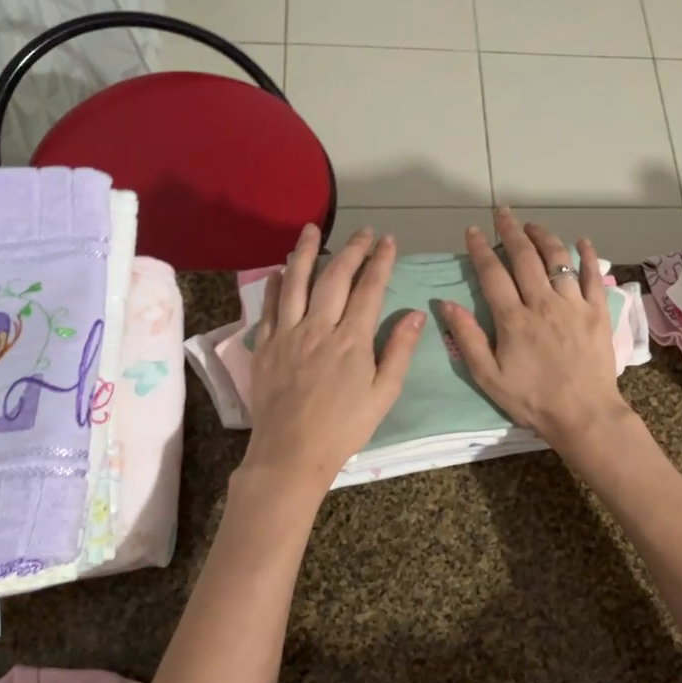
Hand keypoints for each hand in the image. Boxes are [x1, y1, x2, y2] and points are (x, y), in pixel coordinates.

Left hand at [239, 225, 423, 487]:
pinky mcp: (265, 346)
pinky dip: (276, 284)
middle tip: (364, 231)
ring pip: (297, 283)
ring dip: (307, 252)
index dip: (380, 261)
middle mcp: (318, 328)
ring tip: (313, 229)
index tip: (389, 241)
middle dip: (352, 250)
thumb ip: (398, 351)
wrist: (291, 453)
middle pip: (335, 277)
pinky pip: (269, 307)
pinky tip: (282, 270)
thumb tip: (416, 314)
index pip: (369, 289)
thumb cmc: (345, 428)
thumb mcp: (383, 394)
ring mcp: (287, 334)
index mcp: (351, 340)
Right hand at [439, 206, 634, 451]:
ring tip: (532, 226)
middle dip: (510, 230)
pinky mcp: (597, 312)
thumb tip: (446, 303)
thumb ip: (468, 338)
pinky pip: (593, 276)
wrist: (584, 416)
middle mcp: (543, 303)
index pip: (493, 273)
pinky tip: (581, 241)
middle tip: (502, 213)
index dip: (480, 249)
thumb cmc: (532, 401)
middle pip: (525, 257)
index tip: (472, 231)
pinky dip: (587, 255)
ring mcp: (574, 305)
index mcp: (514, 319)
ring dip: (543, 237)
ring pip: (558, 259)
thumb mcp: (489, 377)